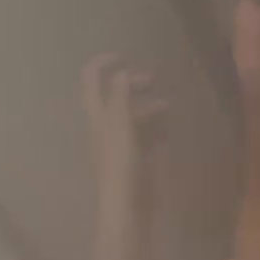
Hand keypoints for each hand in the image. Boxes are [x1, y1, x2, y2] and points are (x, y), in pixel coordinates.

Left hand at [82, 53, 166, 188]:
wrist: (125, 202)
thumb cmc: (120, 163)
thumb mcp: (120, 126)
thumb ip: (120, 98)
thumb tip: (121, 72)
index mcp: (97, 115)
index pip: (91, 80)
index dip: (103, 64)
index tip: (126, 57)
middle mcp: (105, 124)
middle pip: (114, 95)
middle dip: (132, 83)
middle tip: (154, 79)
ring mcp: (119, 140)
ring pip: (131, 114)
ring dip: (146, 104)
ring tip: (168, 104)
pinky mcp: (134, 154)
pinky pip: (144, 133)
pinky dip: (155, 125)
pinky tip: (168, 128)